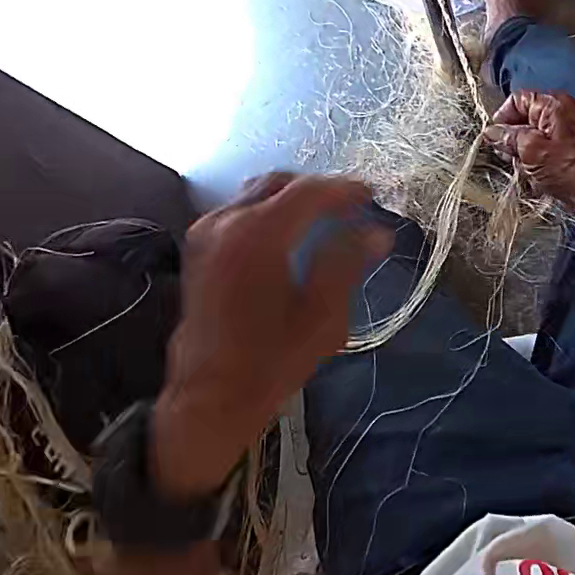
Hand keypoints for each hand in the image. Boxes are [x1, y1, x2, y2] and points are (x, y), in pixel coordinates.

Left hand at [152, 174, 391, 498]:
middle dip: (317, 189)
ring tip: (323, 218)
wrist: (210, 392)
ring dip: (291, 198)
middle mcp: (226, 221)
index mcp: (258, 234)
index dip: (343, 189)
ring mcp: (206, 231)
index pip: (308, 192)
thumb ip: (347, 264)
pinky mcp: (197, 245)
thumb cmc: (271, 360)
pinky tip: (288, 234)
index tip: (370, 195)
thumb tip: (377, 234)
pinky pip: (238, 210)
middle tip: (349, 207)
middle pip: (279, 182)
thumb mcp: (322, 317)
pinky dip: (267, 211)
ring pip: (256, 193)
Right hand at [482, 89, 574, 207]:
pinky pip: (540, 145)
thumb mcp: (530, 150)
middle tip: (510, 155)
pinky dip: (533, 157)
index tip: (496, 138)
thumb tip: (491, 132)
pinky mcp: (567, 144)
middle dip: (511, 137)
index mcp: (552, 104)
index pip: (516, 100)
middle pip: (522, 117)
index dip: (502, 117)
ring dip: (521, 151)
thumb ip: (508, 136)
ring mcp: (564, 127)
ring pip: (529, 134)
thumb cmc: (566, 168)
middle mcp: (560, 110)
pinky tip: (534, 170)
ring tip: (525, 167)